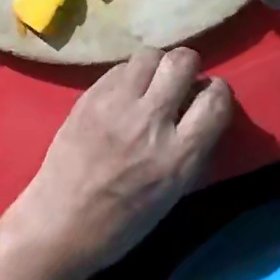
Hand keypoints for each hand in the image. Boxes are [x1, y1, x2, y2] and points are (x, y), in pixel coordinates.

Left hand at [0, 48, 233, 279]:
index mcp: (178, 156)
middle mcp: (150, 121)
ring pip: (149, 55)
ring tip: (152, 82)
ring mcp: (116, 104)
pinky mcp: (89, 96)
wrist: (61, 222)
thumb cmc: (122, 223)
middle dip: (188, 66)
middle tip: (181, 80)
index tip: (210, 96)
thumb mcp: (173, 193)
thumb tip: (202, 113)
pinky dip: (129, 74)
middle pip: (182, 62)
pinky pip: (119, 68)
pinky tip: (124, 92)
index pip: (215, 100)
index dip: (218, 92)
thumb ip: (192, 149)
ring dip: (157, 65)